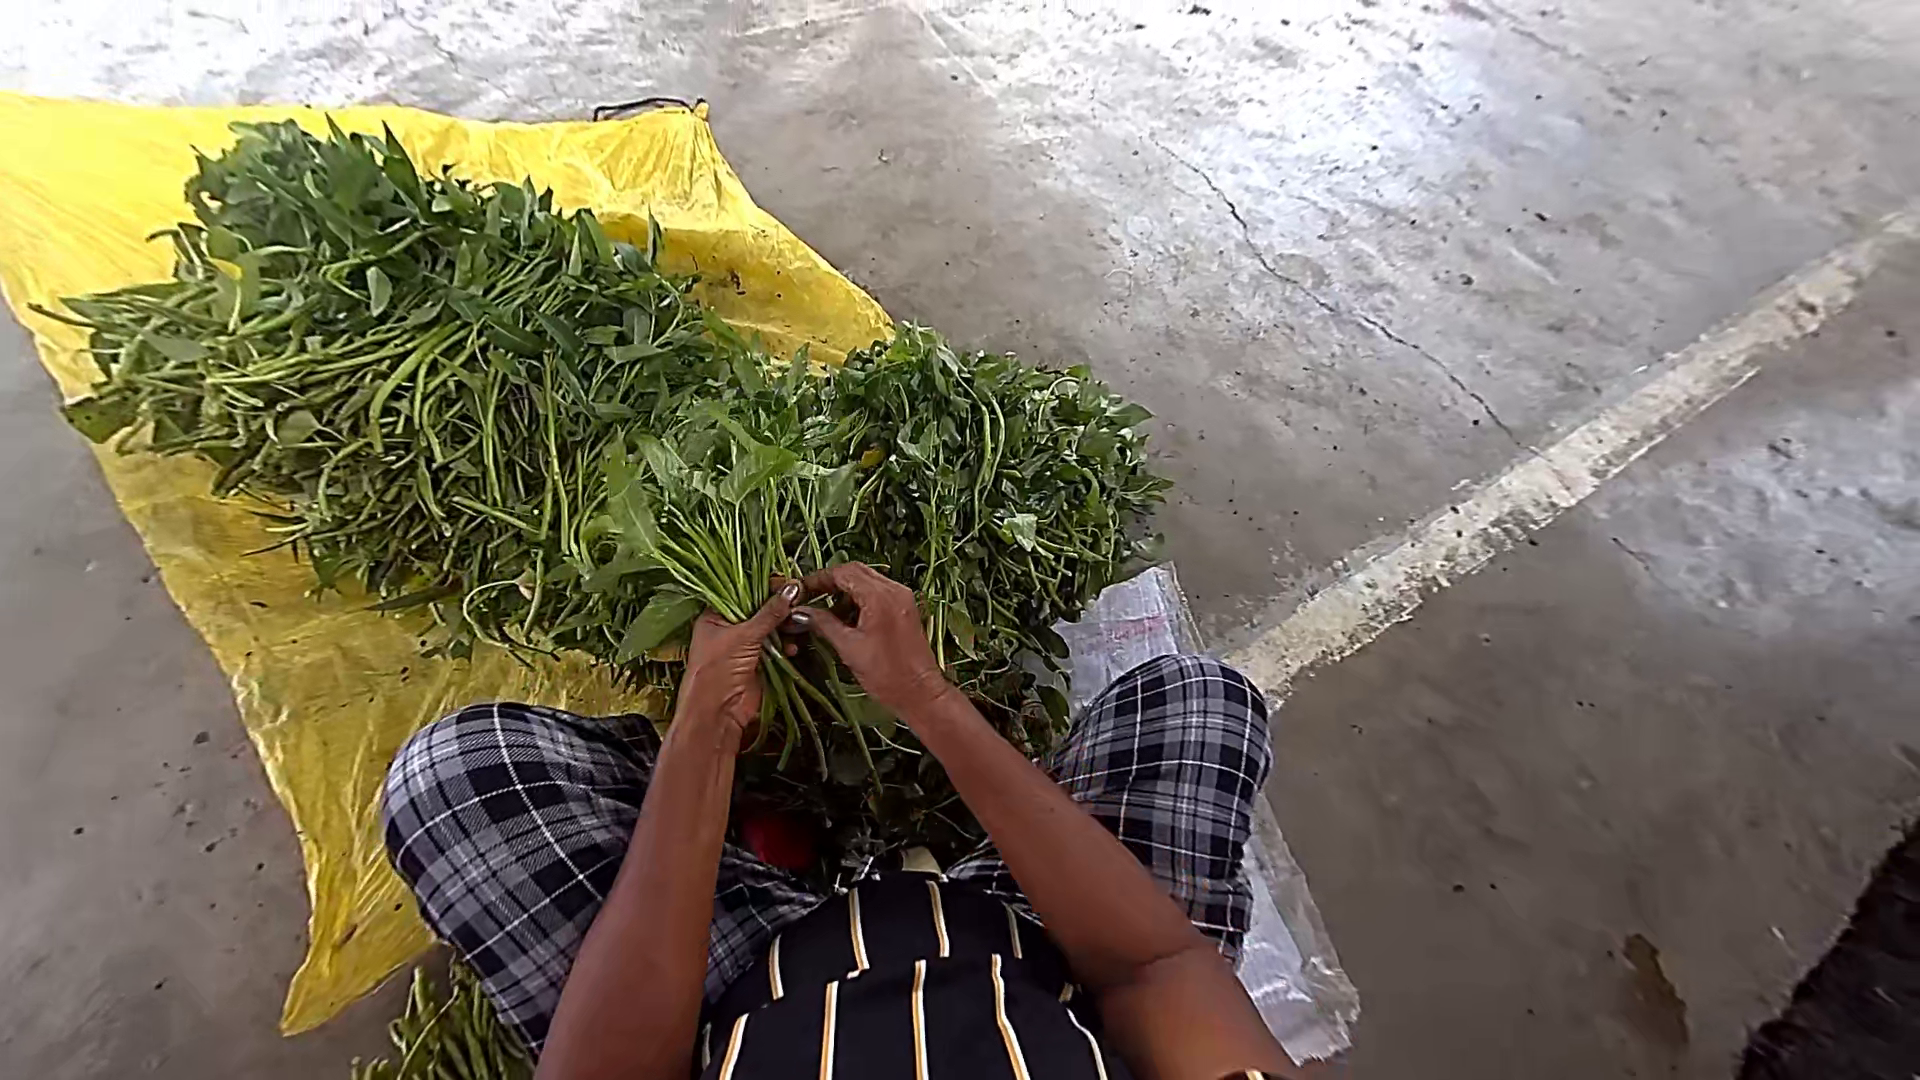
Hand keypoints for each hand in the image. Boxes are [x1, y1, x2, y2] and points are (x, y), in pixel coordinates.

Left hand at [674, 583, 799, 737]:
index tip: (787, 584)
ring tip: (796, 625)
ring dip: (786, 627)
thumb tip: (792, 588)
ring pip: (772, 628)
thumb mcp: (743, 634)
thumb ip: (770, 612)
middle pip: (761, 609)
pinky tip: (793, 647)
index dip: (765, 587)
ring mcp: (746, 645)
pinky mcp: (761, 661)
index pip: (744, 592)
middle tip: (798, 602)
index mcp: (716, 616)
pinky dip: (787, 645)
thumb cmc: (717, 670)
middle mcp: (731, 628)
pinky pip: (779, 646)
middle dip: (780, 608)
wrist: (718, 712)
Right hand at [786, 563, 954, 714]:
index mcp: (880, 597)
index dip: (818, 579)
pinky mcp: (905, 608)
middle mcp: (895, 590)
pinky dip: (860, 600)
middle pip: (855, 572)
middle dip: (830, 582)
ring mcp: (902, 598)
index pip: (843, 572)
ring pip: (867, 581)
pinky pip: (878, 593)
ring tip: (825, 613)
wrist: (920, 692)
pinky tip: (846, 619)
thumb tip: (801, 612)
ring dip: (845, 592)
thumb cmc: (887, 674)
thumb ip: (823, 624)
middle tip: (810, 597)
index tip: (801, 590)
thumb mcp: (849, 648)